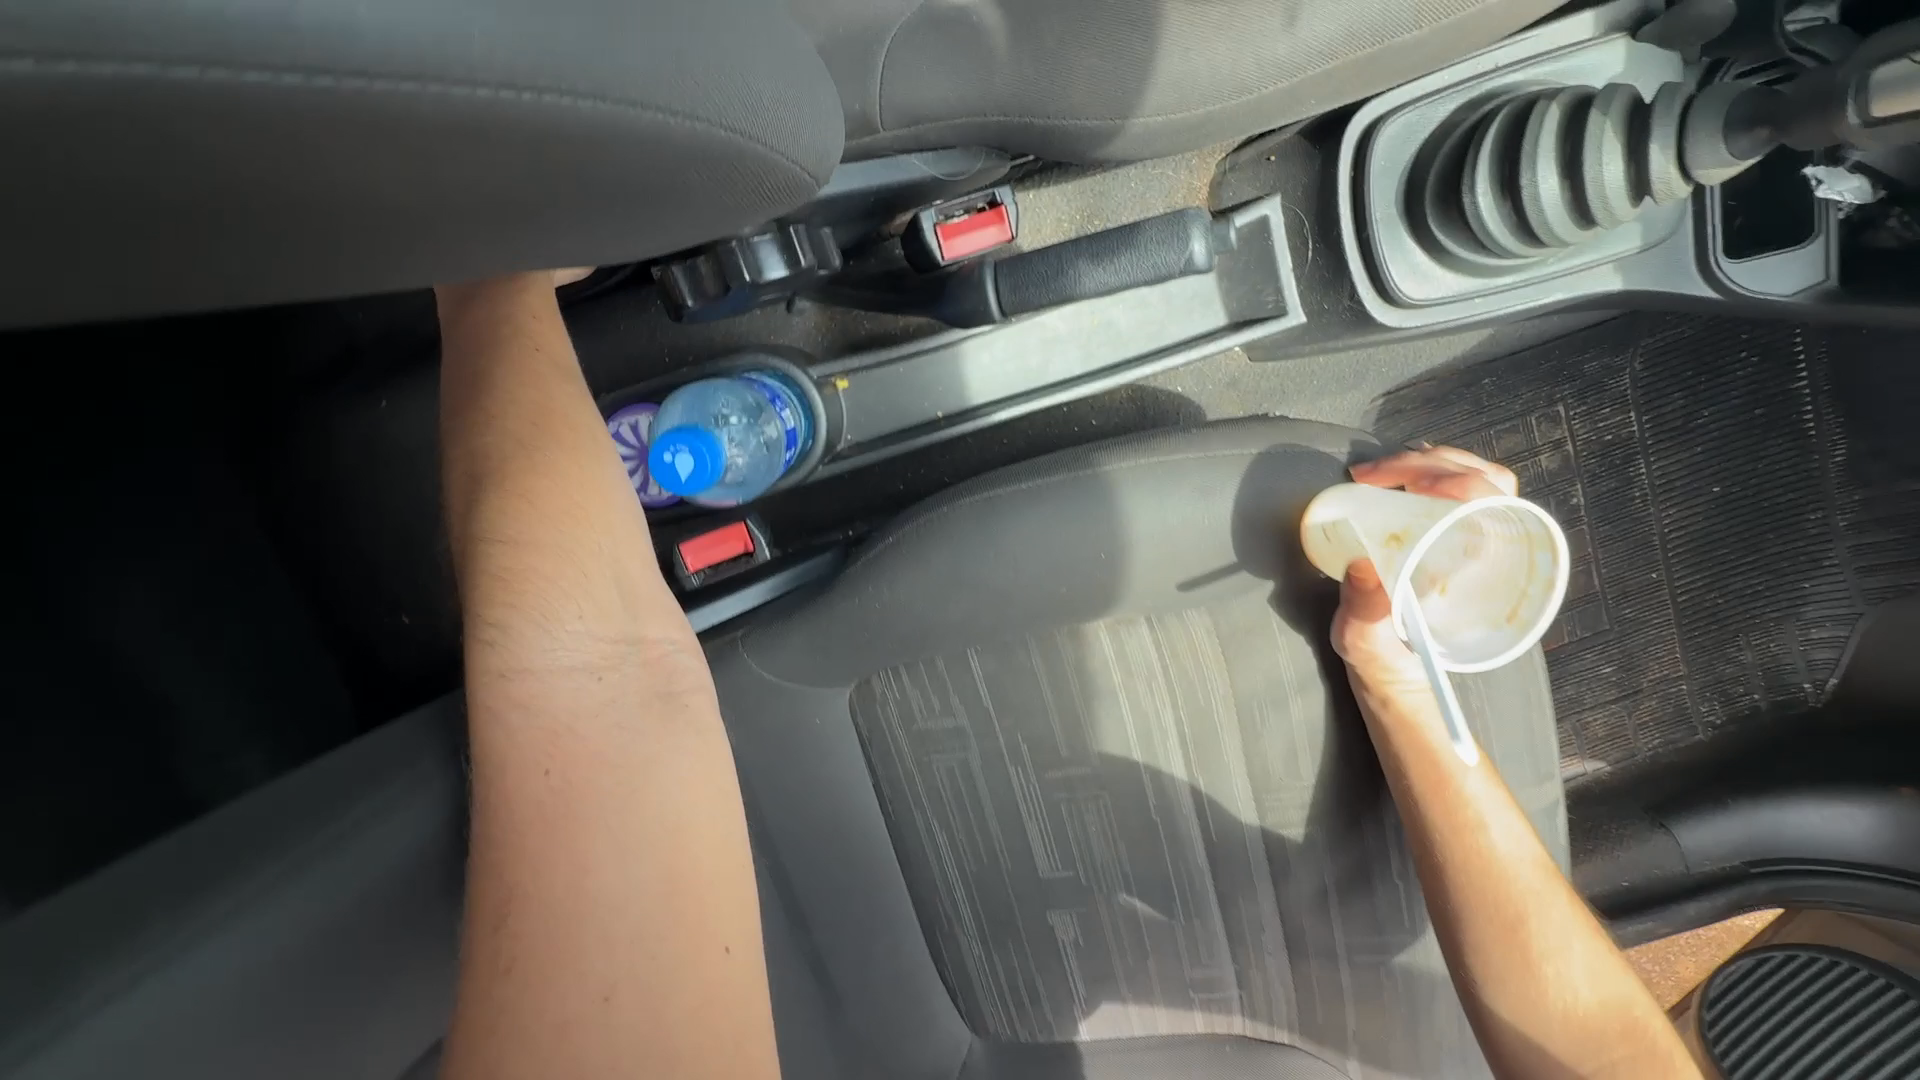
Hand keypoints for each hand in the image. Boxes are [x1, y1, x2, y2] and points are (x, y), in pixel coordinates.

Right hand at [1332, 446, 1517, 692]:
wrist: (1392, 666)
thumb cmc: (1384, 655)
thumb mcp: (1366, 639)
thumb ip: (1365, 608)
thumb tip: (1362, 564)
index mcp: (1483, 570)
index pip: (1488, 499)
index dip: (1450, 477)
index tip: (1399, 481)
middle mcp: (1495, 549)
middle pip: (1482, 478)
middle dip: (1425, 464)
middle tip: (1371, 475)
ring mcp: (1482, 539)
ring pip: (1481, 476)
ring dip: (1432, 462)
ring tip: (1382, 471)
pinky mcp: (1462, 535)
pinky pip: (1467, 486)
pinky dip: (1436, 469)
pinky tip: (1402, 472)